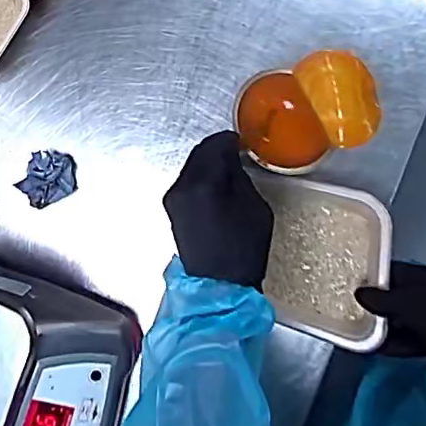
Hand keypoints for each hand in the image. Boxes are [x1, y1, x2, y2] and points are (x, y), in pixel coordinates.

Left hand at [163, 132, 273, 287]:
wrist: (219, 285)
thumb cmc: (243, 249)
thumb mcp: (254, 207)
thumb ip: (239, 175)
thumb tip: (231, 159)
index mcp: (202, 183)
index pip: (213, 146)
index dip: (229, 140)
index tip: (241, 142)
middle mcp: (181, 186)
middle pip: (198, 154)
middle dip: (216, 149)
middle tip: (236, 152)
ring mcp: (173, 197)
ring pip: (191, 167)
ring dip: (208, 163)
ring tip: (229, 169)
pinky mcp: (171, 207)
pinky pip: (187, 181)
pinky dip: (201, 177)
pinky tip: (216, 185)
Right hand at [356, 262, 425, 413]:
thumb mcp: (413, 309)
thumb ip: (382, 300)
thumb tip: (357, 293)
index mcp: (419, 277)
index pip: (384, 268)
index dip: (364, 274)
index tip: (341, 281)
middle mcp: (424, 292)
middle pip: (388, 294)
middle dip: (369, 303)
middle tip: (344, 309)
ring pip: (396, 317)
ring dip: (380, 326)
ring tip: (356, 333)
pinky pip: (407, 336)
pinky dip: (393, 342)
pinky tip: (377, 350)